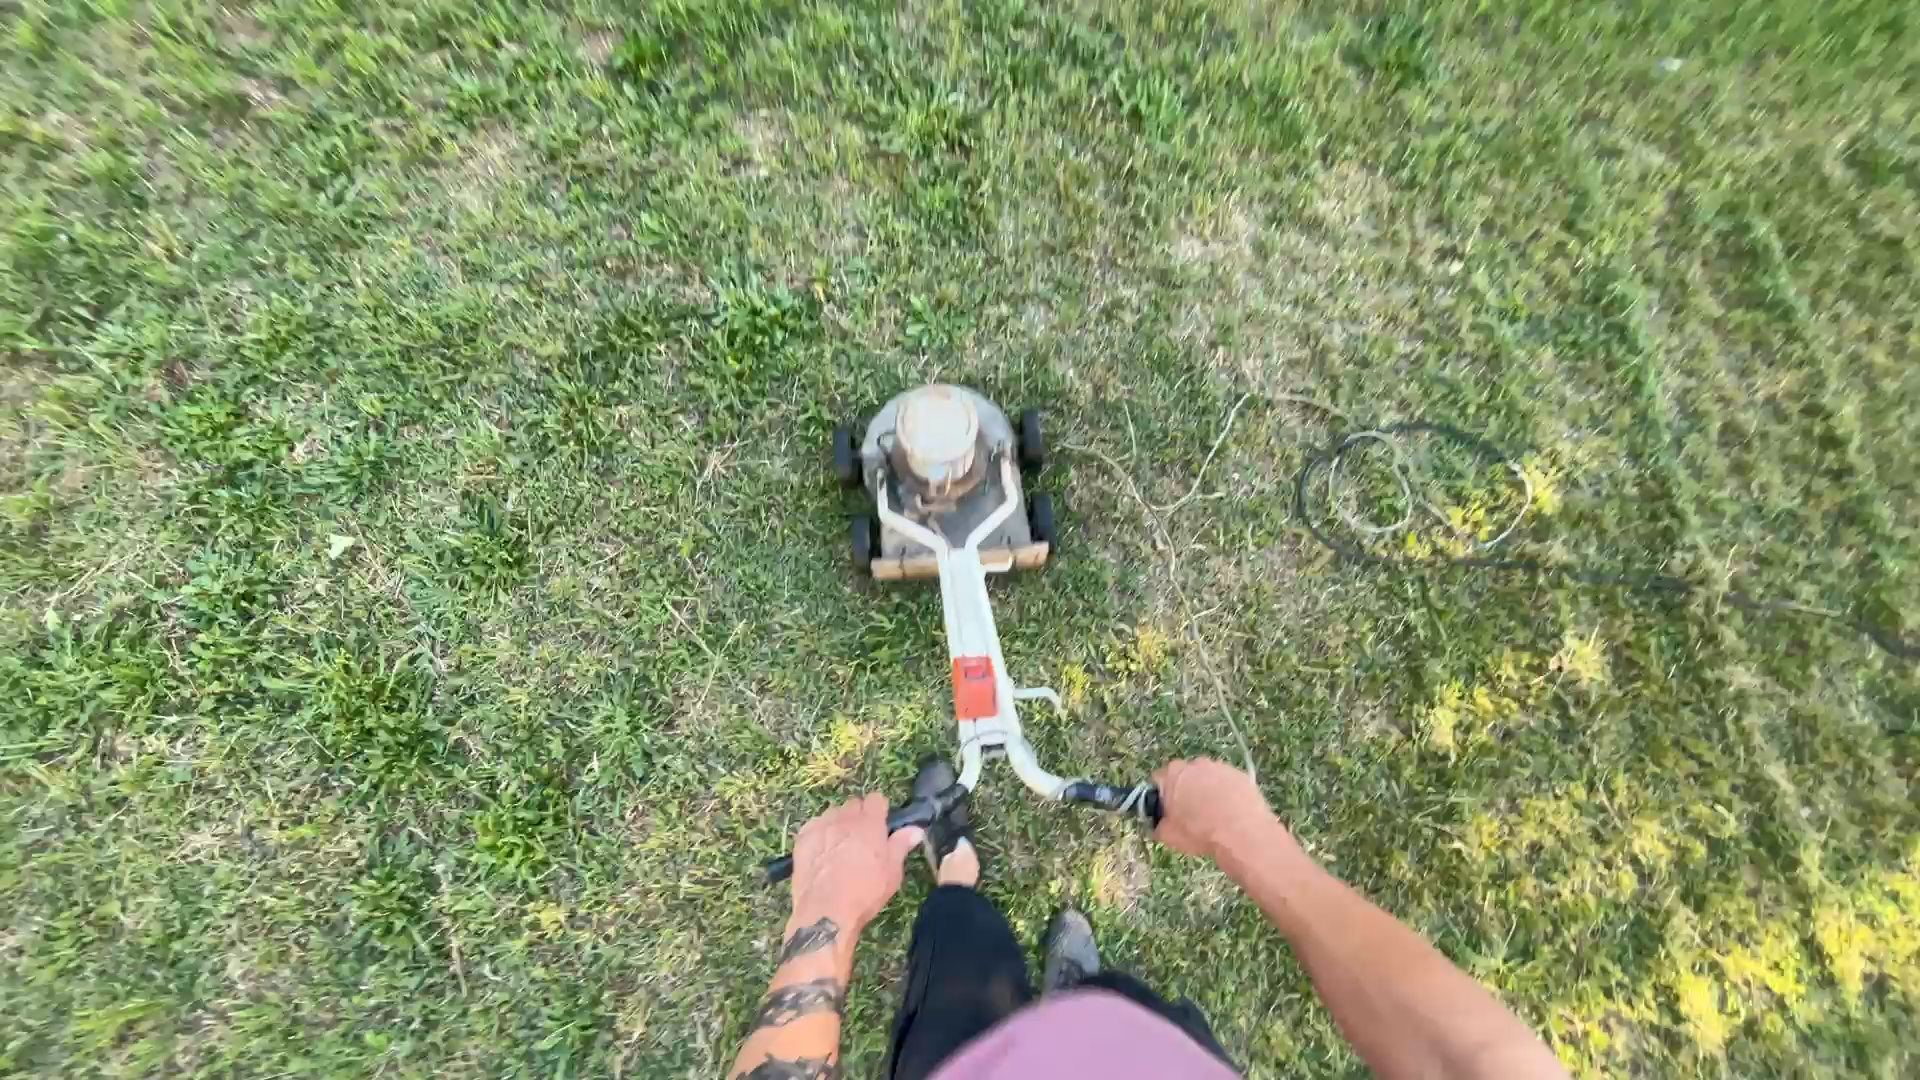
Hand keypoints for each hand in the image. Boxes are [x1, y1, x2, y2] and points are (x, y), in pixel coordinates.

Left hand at [788, 794, 924, 937]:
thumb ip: (901, 845)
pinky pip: (814, 826)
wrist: (825, 913)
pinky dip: (820, 834)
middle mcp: (845, 817)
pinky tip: (821, 852)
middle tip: (862, 838)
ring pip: (833, 813)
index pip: (876, 799)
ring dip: (839, 823)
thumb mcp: (892, 873)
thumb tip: (915, 829)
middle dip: (859, 816)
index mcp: (870, 822)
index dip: (879, 810)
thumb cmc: (865, 893)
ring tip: (840, 846)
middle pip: (854, 804)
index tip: (881, 824)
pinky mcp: (803, 838)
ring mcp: (822, 825)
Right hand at [1152, 758, 1286, 861]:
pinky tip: (1232, 811)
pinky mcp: (1239, 775)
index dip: (1162, 797)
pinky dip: (1227, 792)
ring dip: (1208, 789)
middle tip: (1191, 814)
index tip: (1169, 812)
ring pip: (1208, 777)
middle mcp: (1194, 764)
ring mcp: (1219, 767)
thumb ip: (1159, 826)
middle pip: (1184, 775)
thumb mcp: (1169, 836)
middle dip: (1186, 790)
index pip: (1159, 780)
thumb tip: (1160, 825)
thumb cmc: (1200, 833)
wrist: (1242, 835)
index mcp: (1172, 775)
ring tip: (1215, 814)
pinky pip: (1228, 782)